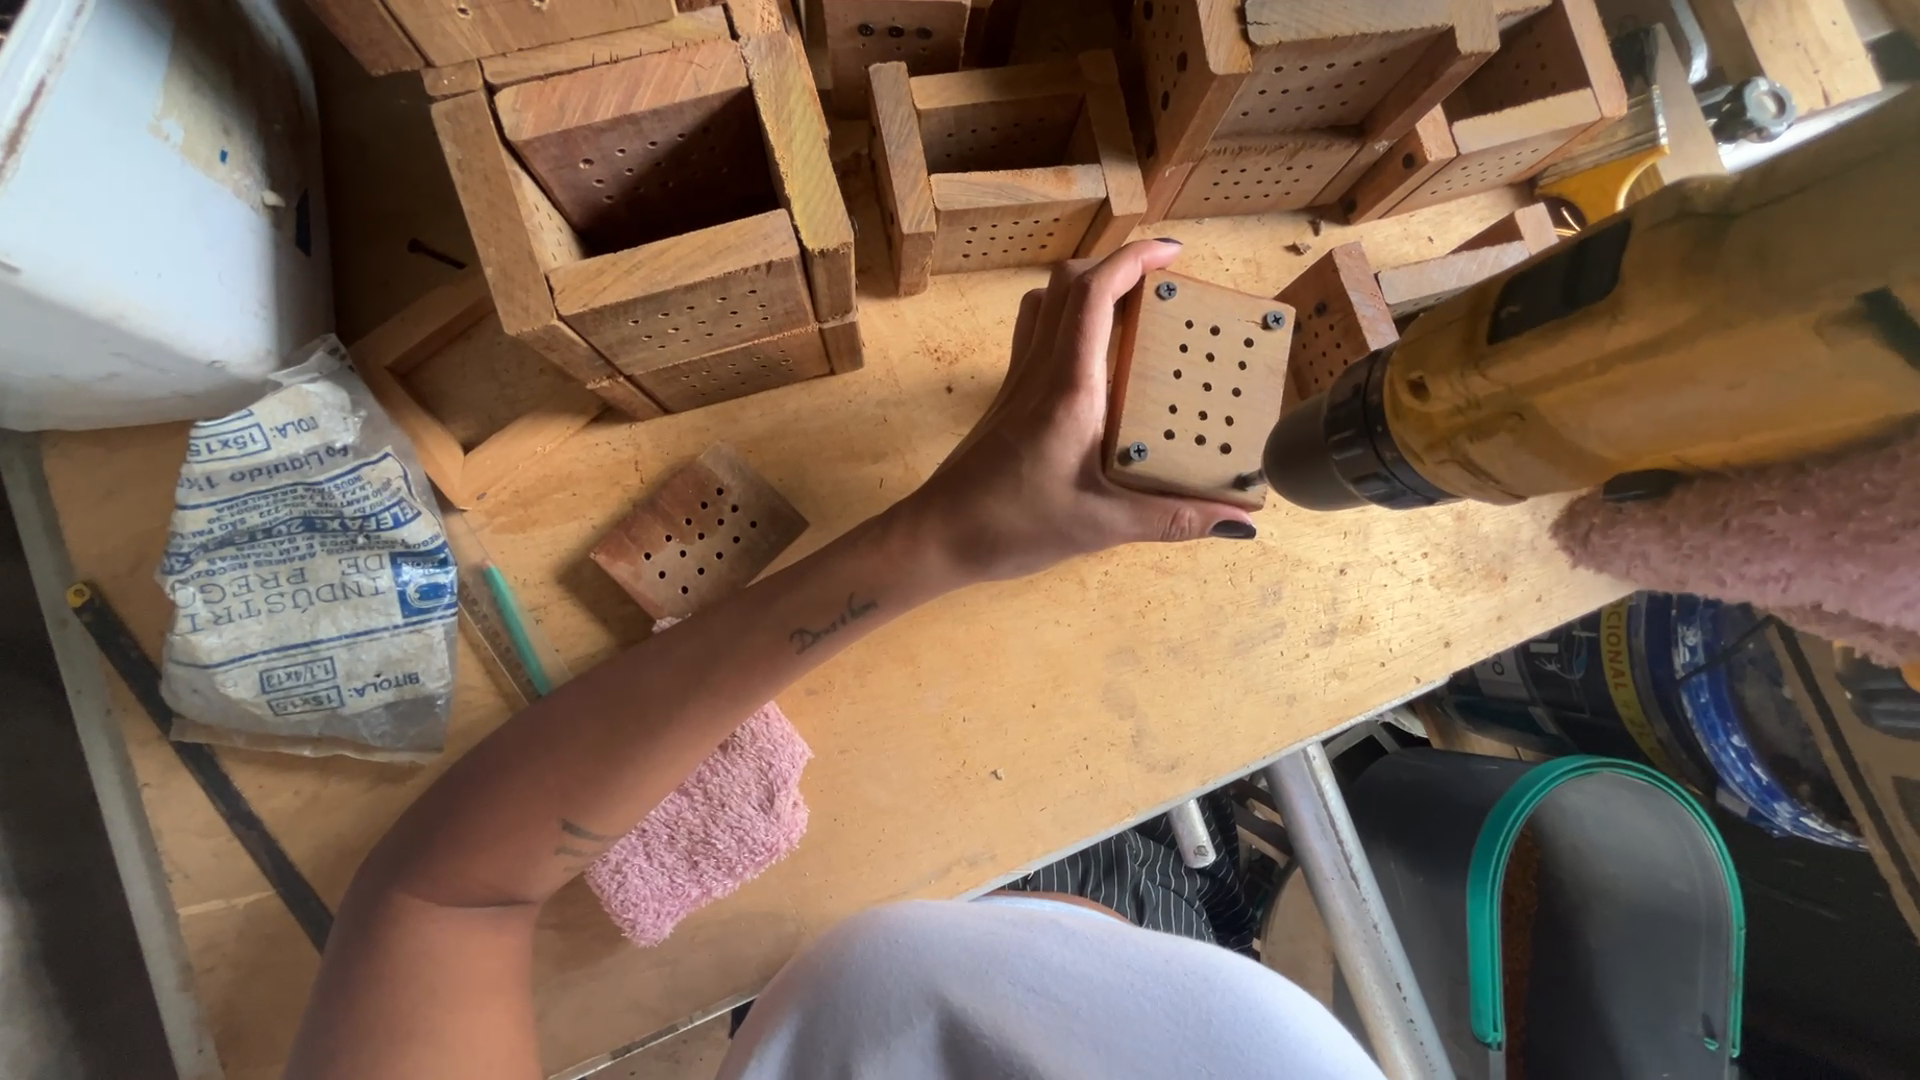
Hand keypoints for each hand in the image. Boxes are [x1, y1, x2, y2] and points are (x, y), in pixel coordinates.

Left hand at [899, 239, 1258, 585]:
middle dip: (1115, 265)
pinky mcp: (1003, 400)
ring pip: (1044, 305)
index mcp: (1068, 389)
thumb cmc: (1012, 526)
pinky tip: (1090, 362)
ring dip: (1085, 289)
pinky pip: (1034, 337)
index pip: (1095, 294)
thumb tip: (1238, 521)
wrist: (936, 536)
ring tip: (1129, 311)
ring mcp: (1015, 382)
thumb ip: (1170, 519)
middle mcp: (1038, 371)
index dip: (1134, 259)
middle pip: (1067, 284)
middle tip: (1161, 285)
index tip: (1174, 253)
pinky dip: (1065, 322)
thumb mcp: (1099, 527)